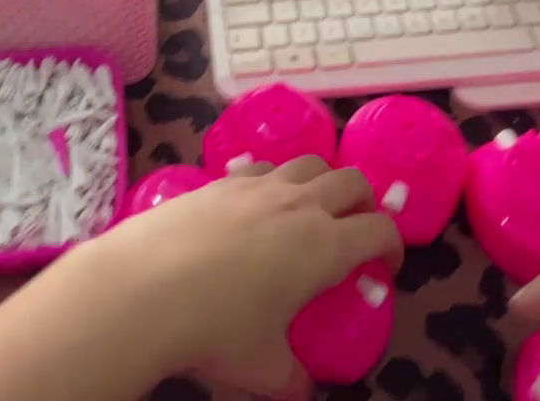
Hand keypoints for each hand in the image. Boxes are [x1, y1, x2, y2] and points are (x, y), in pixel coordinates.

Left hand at [55, 155, 402, 396]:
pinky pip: (260, 167)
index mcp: (324, 245)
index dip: (392, 245)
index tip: (385, 267)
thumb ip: (293, 377)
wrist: (146, 284)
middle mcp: (298, 203)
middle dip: (363, 201)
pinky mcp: (220, 179)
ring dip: (320, 180)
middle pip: (350, 180)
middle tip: (354, 229)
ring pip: (307, 162)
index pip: (379, 229)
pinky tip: (254, 204)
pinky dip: (270, 179)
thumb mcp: (265, 368)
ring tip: (307, 209)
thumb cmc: (217, 327)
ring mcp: (257, 184)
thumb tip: (301, 388)